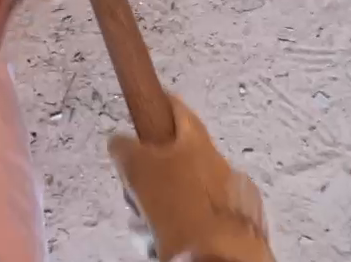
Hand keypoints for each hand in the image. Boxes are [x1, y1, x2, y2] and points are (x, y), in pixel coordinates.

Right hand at [108, 95, 272, 261]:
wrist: (216, 254)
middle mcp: (216, 157)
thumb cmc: (176, 201)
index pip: (173, 105)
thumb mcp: (137, 167)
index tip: (139, 111)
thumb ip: (123, 147)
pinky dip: (179, 220)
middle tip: (133, 188)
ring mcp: (227, 191)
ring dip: (159, 199)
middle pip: (174, 153)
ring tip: (144, 222)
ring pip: (181, 187)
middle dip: (149, 170)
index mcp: (196, 136)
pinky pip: (195, 213)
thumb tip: (117, 141)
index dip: (153, 104)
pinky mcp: (232, 224)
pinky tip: (164, 237)